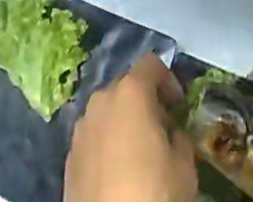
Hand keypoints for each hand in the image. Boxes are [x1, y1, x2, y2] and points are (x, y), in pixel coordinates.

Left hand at [65, 55, 196, 201]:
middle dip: (145, 99)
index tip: (179, 105)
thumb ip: (178, 135)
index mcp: (131, 92)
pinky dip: (106, 143)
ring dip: (123, 120)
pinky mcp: (68, 159)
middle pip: (126, 85)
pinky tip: (117, 170)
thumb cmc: (153, 192)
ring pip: (106, 111)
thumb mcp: (184, 161)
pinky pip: (93, 137)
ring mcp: (80, 130)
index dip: (169, 79)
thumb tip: (169, 133)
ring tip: (138, 150)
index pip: (151, 63)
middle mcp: (101, 102)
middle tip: (162, 126)